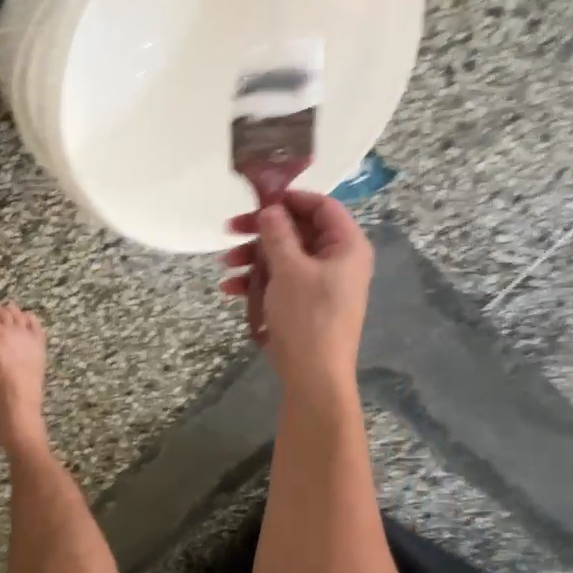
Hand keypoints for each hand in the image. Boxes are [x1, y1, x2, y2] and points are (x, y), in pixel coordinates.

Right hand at [221, 191, 373, 388]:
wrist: (314, 373)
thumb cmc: (307, 316)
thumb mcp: (289, 270)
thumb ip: (278, 235)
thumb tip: (270, 209)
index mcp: (346, 245)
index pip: (322, 207)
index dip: (290, 200)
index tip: (256, 201)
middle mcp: (337, 259)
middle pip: (299, 231)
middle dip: (262, 232)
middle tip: (230, 230)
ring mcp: (321, 283)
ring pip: (284, 257)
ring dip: (253, 257)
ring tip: (225, 266)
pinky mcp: (305, 303)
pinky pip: (280, 281)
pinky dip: (256, 281)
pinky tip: (231, 289)